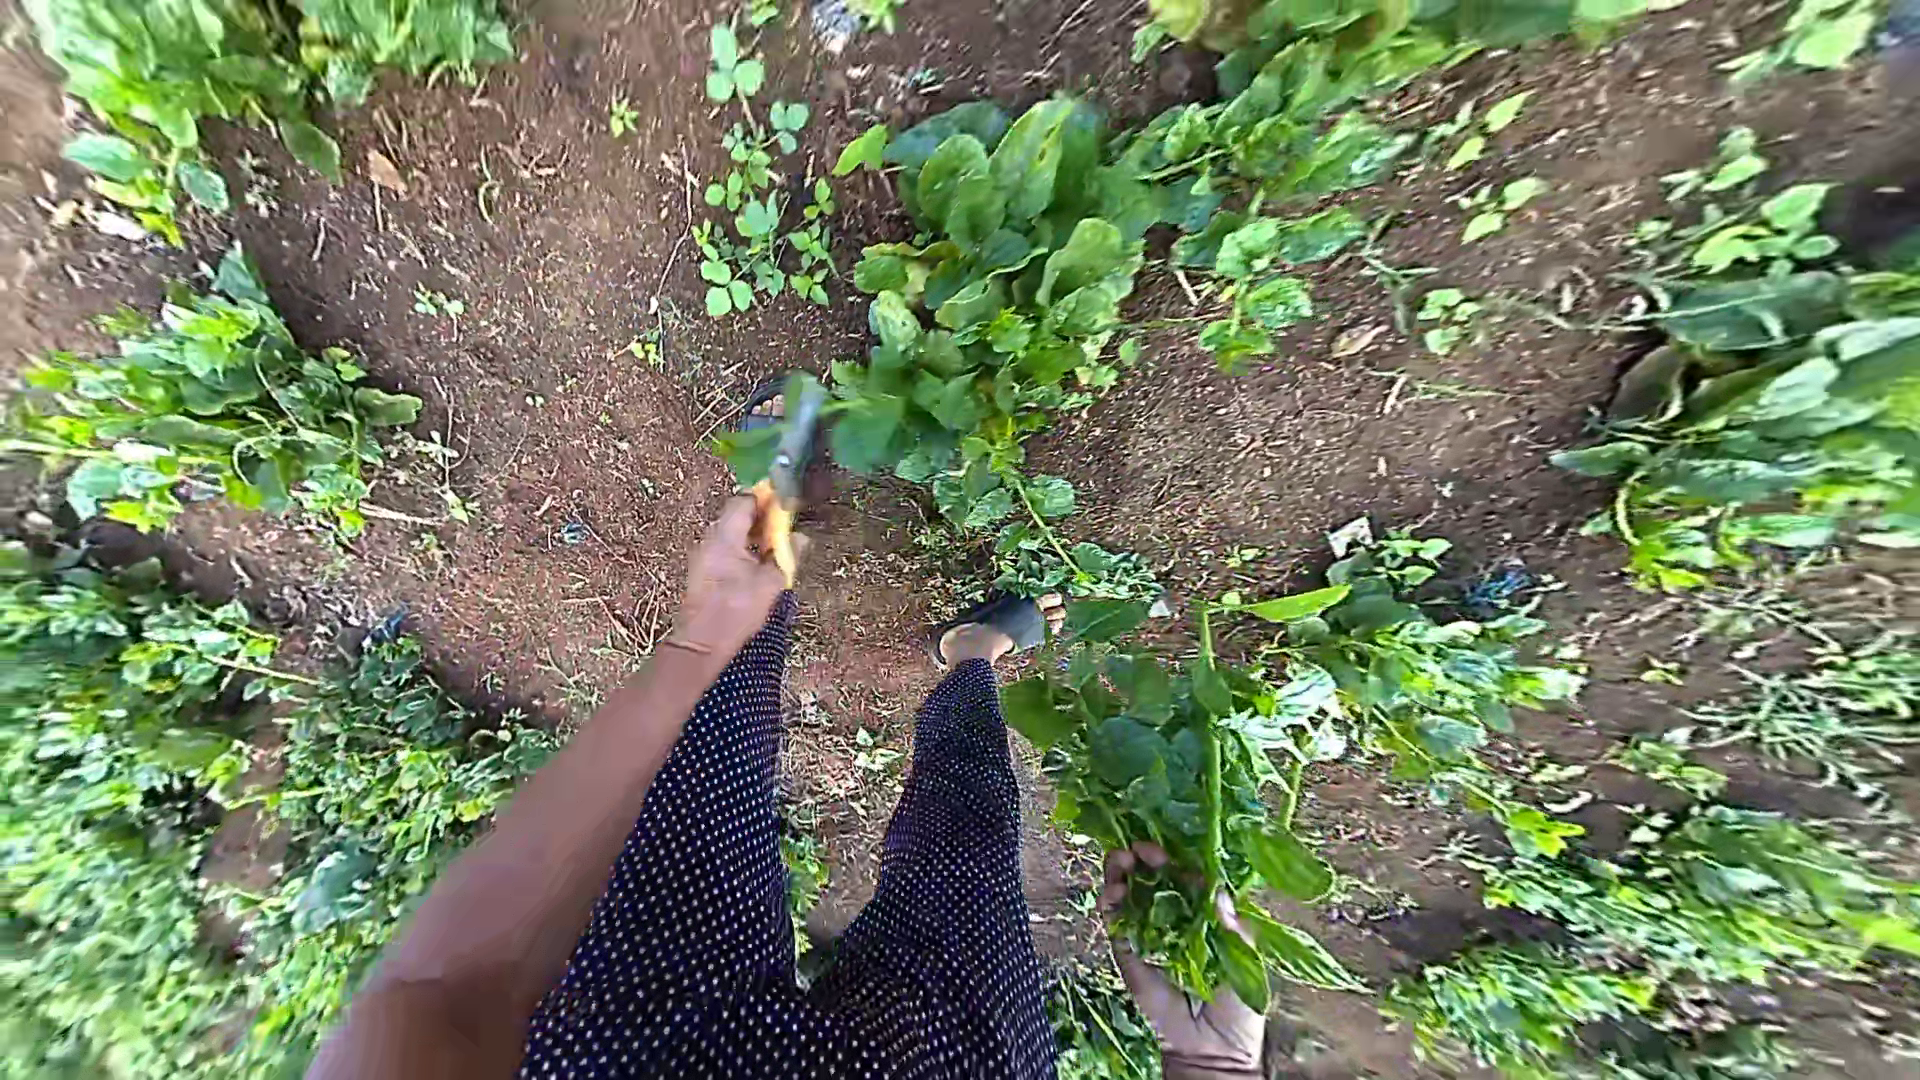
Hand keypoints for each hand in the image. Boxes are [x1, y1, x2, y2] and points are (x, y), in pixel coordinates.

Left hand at [664, 496, 803, 661]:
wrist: (703, 642)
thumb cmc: (738, 609)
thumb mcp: (771, 581)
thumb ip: (788, 555)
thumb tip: (801, 537)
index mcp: (725, 536)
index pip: (745, 501)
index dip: (767, 499)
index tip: (788, 505)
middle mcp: (710, 539)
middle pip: (737, 514)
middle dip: (763, 516)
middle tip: (787, 526)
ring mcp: (704, 554)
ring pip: (732, 531)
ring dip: (754, 532)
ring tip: (777, 545)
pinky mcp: (704, 569)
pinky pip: (726, 546)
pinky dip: (745, 546)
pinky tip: (760, 561)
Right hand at [1101, 843, 1264, 1078]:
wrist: (1211, 1049)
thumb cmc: (1235, 1004)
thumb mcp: (1244, 960)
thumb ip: (1235, 927)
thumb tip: (1220, 892)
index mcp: (1196, 908)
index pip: (1181, 872)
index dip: (1173, 856)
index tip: (1167, 848)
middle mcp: (1167, 911)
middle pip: (1149, 873)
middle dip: (1142, 856)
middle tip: (1139, 849)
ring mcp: (1143, 925)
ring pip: (1126, 887)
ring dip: (1119, 868)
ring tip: (1119, 858)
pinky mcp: (1125, 945)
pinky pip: (1112, 917)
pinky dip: (1108, 900)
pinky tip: (1111, 891)